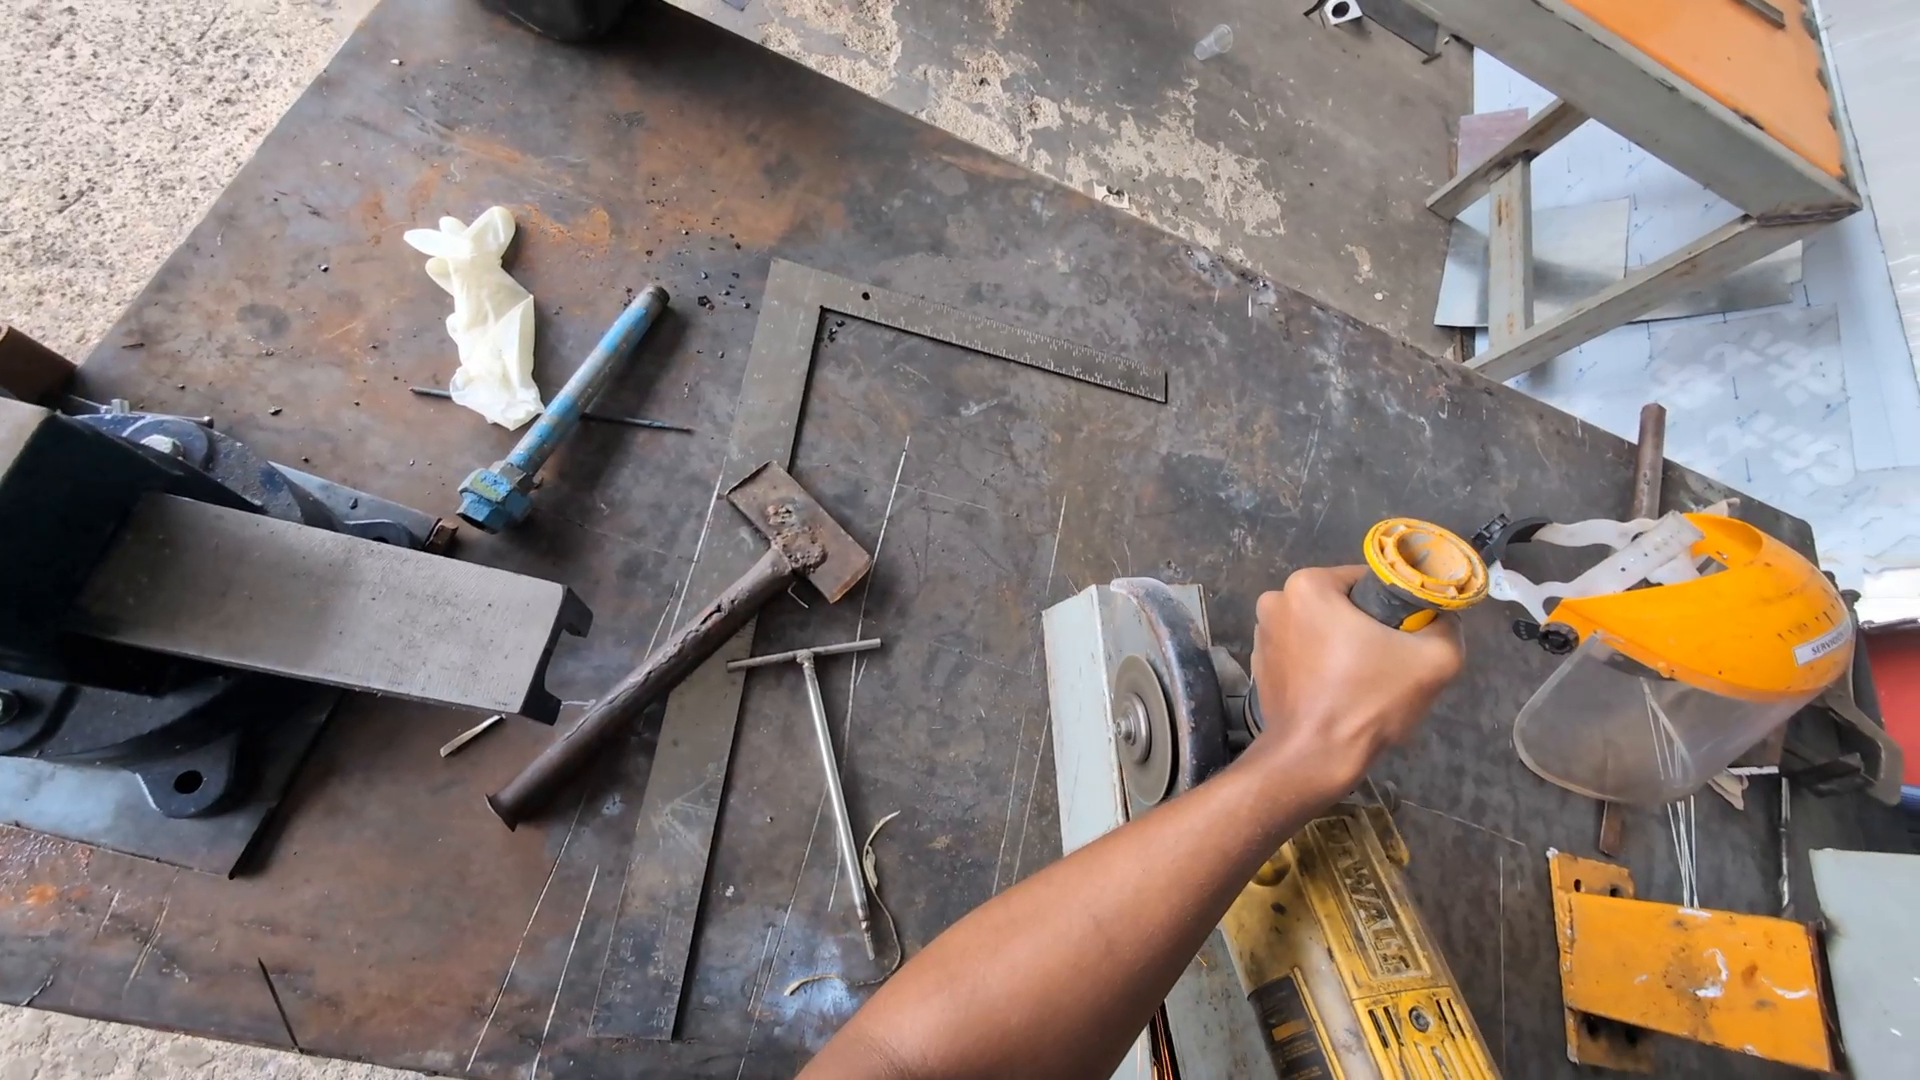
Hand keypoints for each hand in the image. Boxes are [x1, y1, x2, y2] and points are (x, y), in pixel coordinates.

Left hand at [1245, 565, 1464, 792]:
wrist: (1313, 755)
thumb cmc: (1368, 701)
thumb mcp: (1435, 659)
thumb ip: (1447, 625)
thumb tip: (1441, 617)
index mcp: (1307, 586)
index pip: (1367, 579)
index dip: (1395, 605)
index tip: (1407, 634)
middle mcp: (1275, 600)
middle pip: (1341, 603)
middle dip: (1367, 626)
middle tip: (1390, 661)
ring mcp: (1261, 632)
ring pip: (1321, 627)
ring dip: (1343, 645)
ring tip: (1364, 680)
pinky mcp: (1259, 661)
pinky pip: (1302, 650)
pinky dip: (1321, 662)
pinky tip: (1337, 689)